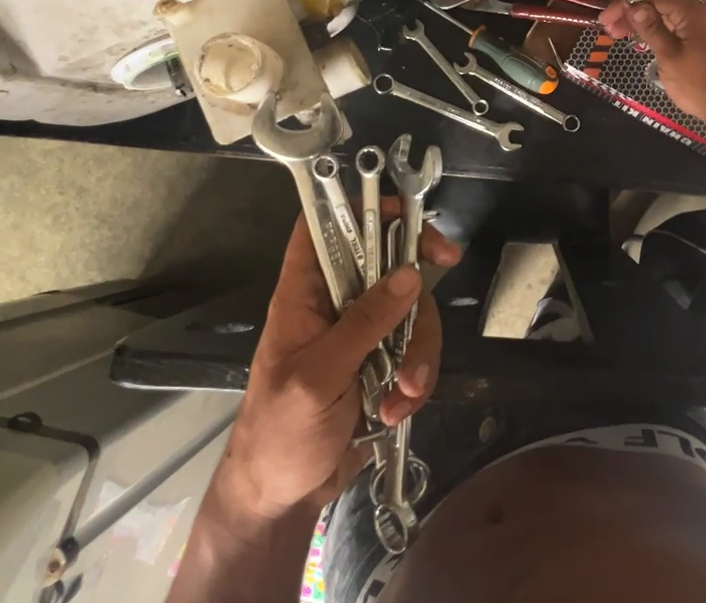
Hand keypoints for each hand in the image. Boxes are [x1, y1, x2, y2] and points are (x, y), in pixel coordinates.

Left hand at [214, 197, 460, 522]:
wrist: (282, 498)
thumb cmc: (280, 434)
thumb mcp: (319, 377)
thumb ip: (364, 324)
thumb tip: (410, 274)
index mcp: (304, 294)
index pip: (327, 226)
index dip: (363, 207)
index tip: (409, 219)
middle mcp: (336, 304)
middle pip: (391, 270)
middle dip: (416, 307)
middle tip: (425, 334)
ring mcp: (361, 335)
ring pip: (412, 315)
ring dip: (418, 356)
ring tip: (401, 396)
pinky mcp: (381, 363)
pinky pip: (416, 352)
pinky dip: (415, 382)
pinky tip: (396, 412)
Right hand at [599, 0, 705, 132]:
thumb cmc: (697, 83)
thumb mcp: (669, 56)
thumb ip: (651, 29)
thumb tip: (634, 6)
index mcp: (691, 12)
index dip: (626, 3)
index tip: (606, 18)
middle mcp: (698, 12)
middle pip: (658, 3)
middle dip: (632, 12)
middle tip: (608, 29)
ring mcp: (701, 25)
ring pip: (665, 15)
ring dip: (642, 22)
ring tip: (618, 35)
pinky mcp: (701, 39)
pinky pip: (674, 27)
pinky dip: (656, 31)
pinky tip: (640, 39)